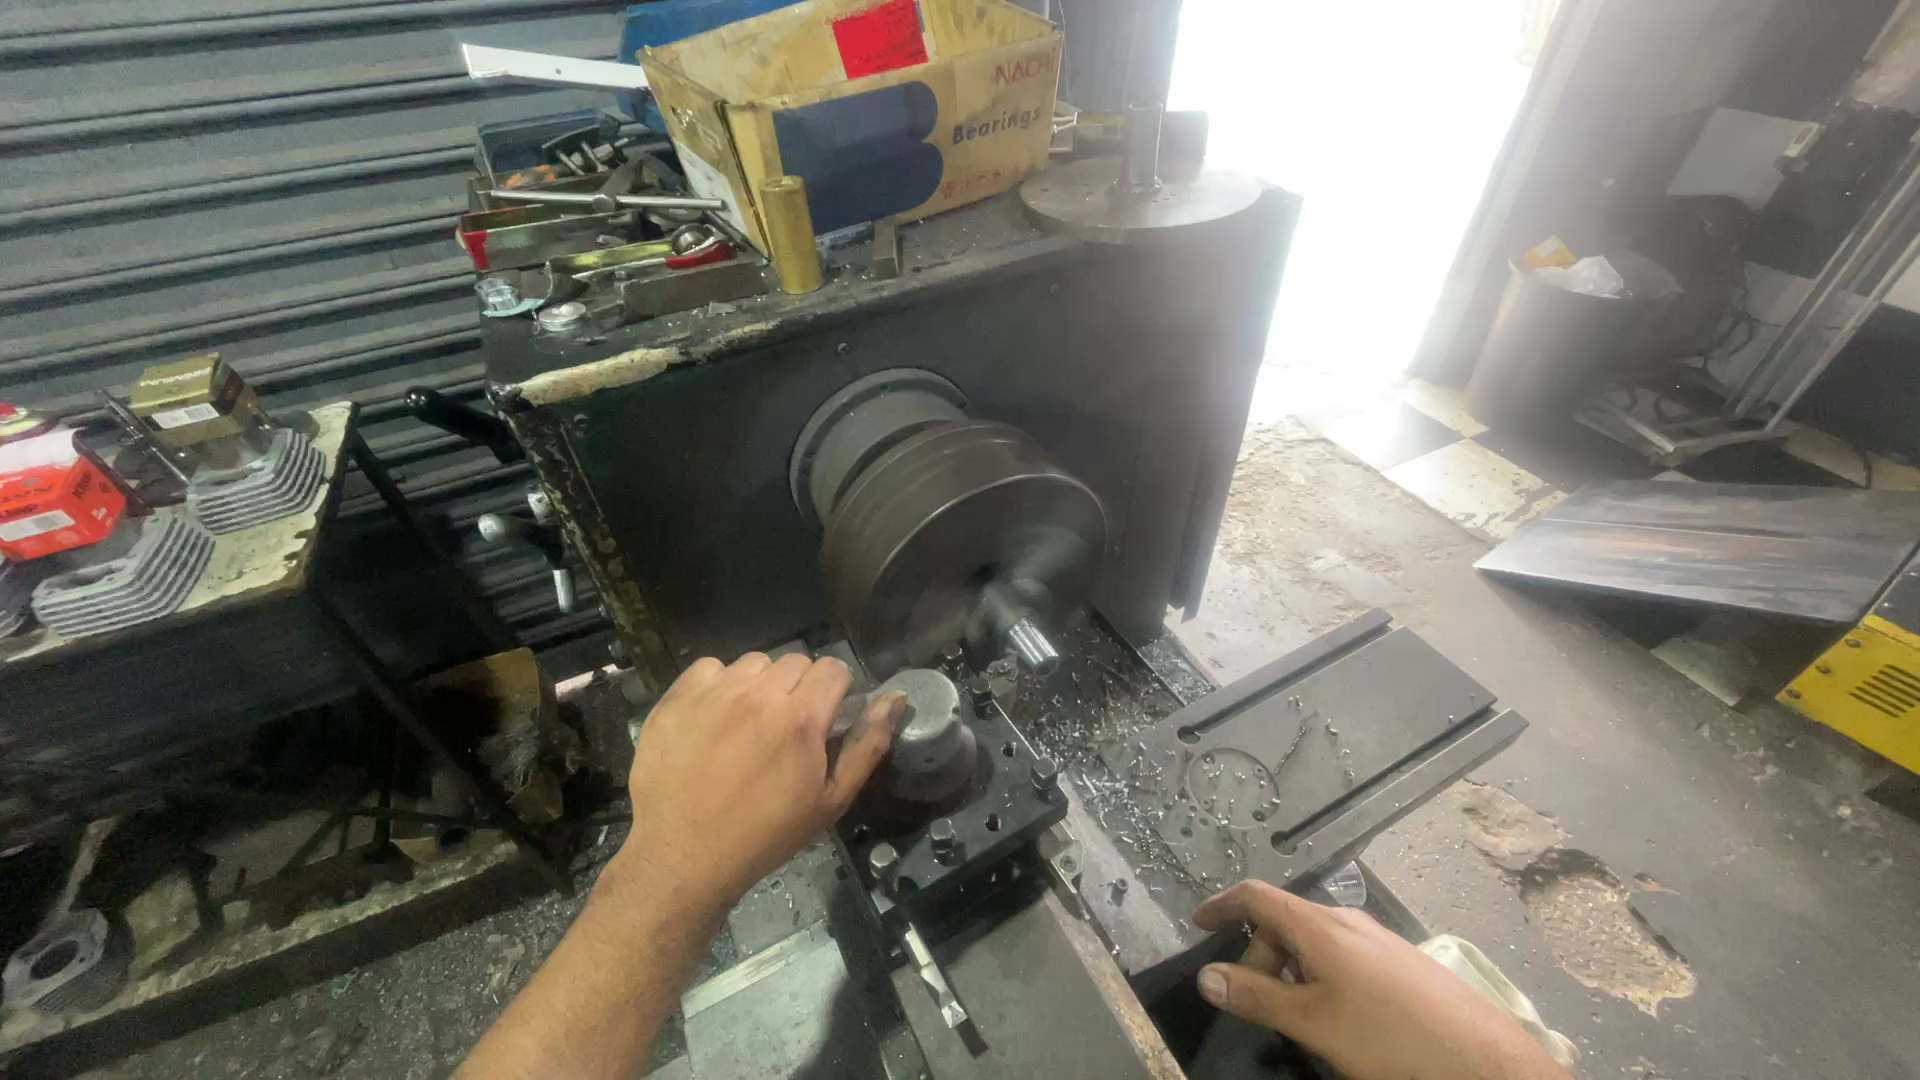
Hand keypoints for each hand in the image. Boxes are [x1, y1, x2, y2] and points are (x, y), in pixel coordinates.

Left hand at [617, 653, 902, 911]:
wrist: (683, 858)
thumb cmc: (765, 834)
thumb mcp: (831, 800)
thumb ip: (868, 744)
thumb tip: (894, 697)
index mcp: (801, 718)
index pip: (833, 668)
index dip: (835, 689)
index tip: (824, 715)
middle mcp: (759, 696)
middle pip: (795, 661)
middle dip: (799, 687)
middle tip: (786, 725)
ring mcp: (714, 695)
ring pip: (754, 662)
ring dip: (760, 684)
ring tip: (749, 720)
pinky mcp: (678, 699)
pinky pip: (710, 667)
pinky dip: (718, 684)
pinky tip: (715, 716)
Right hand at [1192, 881, 1570, 1079]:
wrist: (1494, 1067)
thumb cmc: (1392, 1041)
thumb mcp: (1314, 1024)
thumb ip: (1256, 998)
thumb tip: (1205, 976)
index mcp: (1319, 926)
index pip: (1255, 896)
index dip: (1221, 905)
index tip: (1196, 924)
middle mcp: (1346, 921)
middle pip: (1284, 921)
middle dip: (1259, 956)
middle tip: (1255, 1004)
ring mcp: (1379, 940)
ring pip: (1315, 942)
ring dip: (1291, 970)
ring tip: (1299, 1020)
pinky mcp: (1403, 963)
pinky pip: (1343, 956)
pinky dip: (1320, 977)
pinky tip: (1340, 1021)